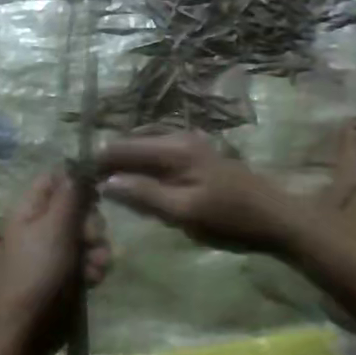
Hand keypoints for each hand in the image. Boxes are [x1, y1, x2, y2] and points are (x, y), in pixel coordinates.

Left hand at [0, 171, 105, 344]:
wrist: (29, 328)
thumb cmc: (37, 270)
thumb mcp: (55, 227)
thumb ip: (70, 195)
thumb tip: (77, 163)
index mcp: (31, 207)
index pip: (56, 178)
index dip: (76, 182)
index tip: (95, 192)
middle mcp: (42, 224)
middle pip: (78, 207)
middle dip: (91, 223)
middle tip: (91, 238)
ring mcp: (55, 249)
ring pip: (88, 235)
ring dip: (96, 249)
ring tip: (94, 266)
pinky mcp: (67, 272)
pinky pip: (88, 259)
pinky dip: (93, 267)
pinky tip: (92, 279)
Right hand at [95, 132, 299, 253]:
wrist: (278, 216)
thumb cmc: (231, 217)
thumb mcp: (184, 211)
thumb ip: (145, 195)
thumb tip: (106, 183)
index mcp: (174, 147)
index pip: (123, 146)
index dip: (99, 160)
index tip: (77, 176)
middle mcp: (178, 137)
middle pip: (132, 143)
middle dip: (110, 160)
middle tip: (88, 183)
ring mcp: (190, 144)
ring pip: (145, 148)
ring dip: (125, 163)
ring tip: (107, 184)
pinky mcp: (197, 156)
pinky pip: (158, 154)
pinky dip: (142, 165)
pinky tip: (137, 183)